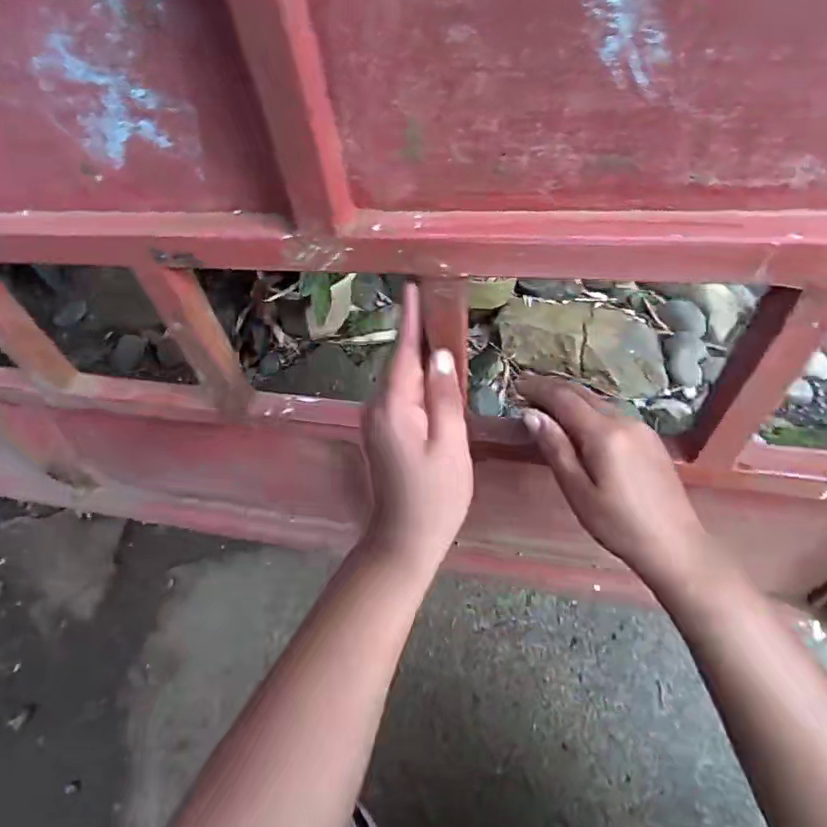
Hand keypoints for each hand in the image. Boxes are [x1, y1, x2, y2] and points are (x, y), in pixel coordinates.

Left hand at [359, 283, 473, 564]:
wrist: (404, 539)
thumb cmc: (436, 496)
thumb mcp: (451, 444)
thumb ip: (445, 397)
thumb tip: (441, 355)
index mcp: (393, 407)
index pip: (403, 352)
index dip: (410, 320)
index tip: (412, 287)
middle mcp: (376, 408)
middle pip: (401, 363)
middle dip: (418, 336)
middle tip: (442, 309)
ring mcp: (375, 422)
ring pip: (401, 380)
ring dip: (420, 361)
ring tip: (444, 338)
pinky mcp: (381, 434)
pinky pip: (401, 397)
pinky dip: (417, 383)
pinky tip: (437, 382)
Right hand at [516, 376, 711, 587]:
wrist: (675, 545)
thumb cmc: (619, 525)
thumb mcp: (578, 491)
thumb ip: (556, 448)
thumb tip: (531, 414)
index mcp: (604, 433)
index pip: (564, 397)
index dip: (538, 388)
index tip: (515, 384)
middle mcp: (624, 420)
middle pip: (582, 393)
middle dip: (552, 387)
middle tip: (525, 389)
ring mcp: (641, 427)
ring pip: (599, 402)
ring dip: (571, 398)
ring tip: (546, 405)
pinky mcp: (650, 438)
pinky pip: (612, 413)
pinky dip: (589, 410)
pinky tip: (580, 423)